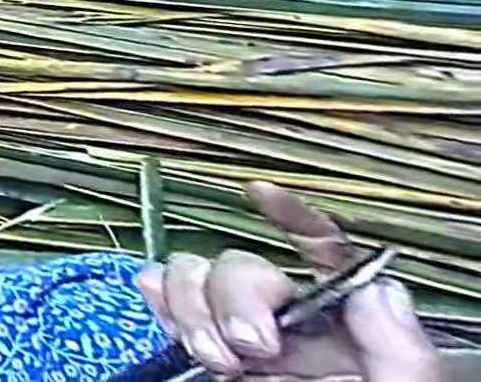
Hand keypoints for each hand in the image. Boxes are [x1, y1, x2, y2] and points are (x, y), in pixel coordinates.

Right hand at [136, 182, 440, 380]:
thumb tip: (382, 285)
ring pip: (186, 269)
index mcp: (348, 337)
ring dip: (188, 303)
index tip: (256, 194)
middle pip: (240, 265)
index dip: (295, 219)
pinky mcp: (187, 335)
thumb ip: (400, 359)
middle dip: (231, 295)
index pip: (325, 257)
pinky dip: (155, 297)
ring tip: (211, 358)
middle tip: (247, 349)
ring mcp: (230, 329)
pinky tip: (167, 320)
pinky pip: (153, 290)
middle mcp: (287, 324)